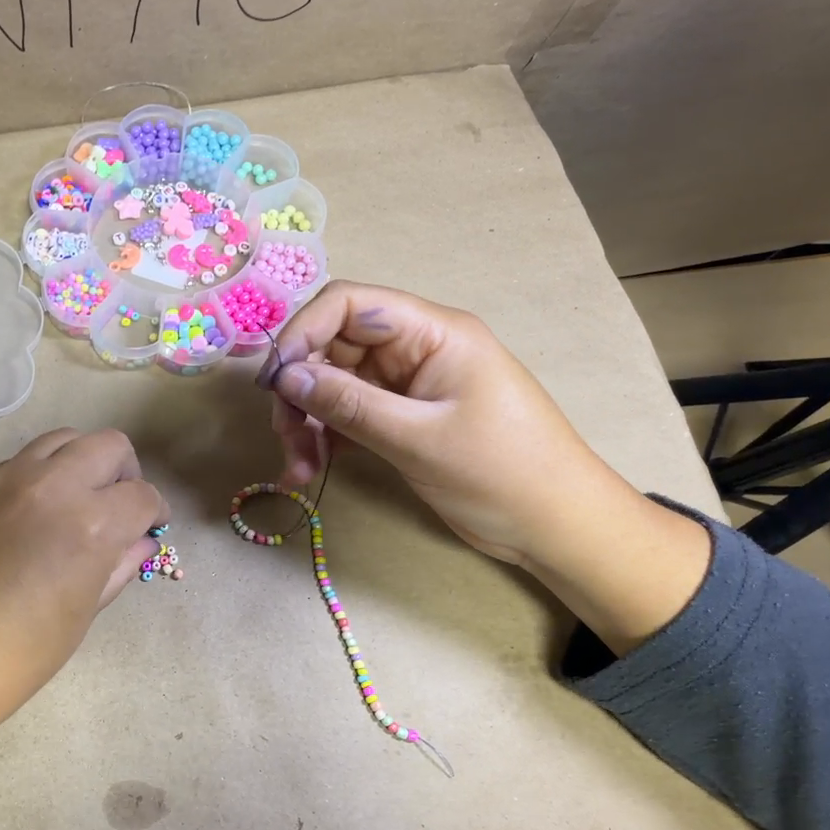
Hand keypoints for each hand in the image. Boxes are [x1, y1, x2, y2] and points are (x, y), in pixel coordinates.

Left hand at [0, 429, 167, 767]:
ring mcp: (8, 479)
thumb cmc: (15, 658)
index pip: (142, 495)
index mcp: (89, 524)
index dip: (154, 513)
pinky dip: (41, 472)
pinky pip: (22, 459)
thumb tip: (141, 543)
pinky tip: (33, 511)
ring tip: (76, 500)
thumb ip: (117, 568)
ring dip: (81, 462)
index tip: (150, 528)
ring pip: (62, 439)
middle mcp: (52, 485)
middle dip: (124, 473)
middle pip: (108, 446)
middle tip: (117, 508)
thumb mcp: (81, 617)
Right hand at [259, 281, 620, 565]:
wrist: (555, 525)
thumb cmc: (501, 473)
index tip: (274, 381)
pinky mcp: (400, 417)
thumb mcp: (419, 438)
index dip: (303, 332)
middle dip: (300, 389)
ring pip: (331, 384)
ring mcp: (405, 384)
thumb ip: (349, 403)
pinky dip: (323, 438)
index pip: (349, 303)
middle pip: (332, 346)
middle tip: (285, 437)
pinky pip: (345, 414)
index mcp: (432, 333)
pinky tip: (311, 469)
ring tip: (300, 466)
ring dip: (306, 422)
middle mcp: (414, 349)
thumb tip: (284, 377)